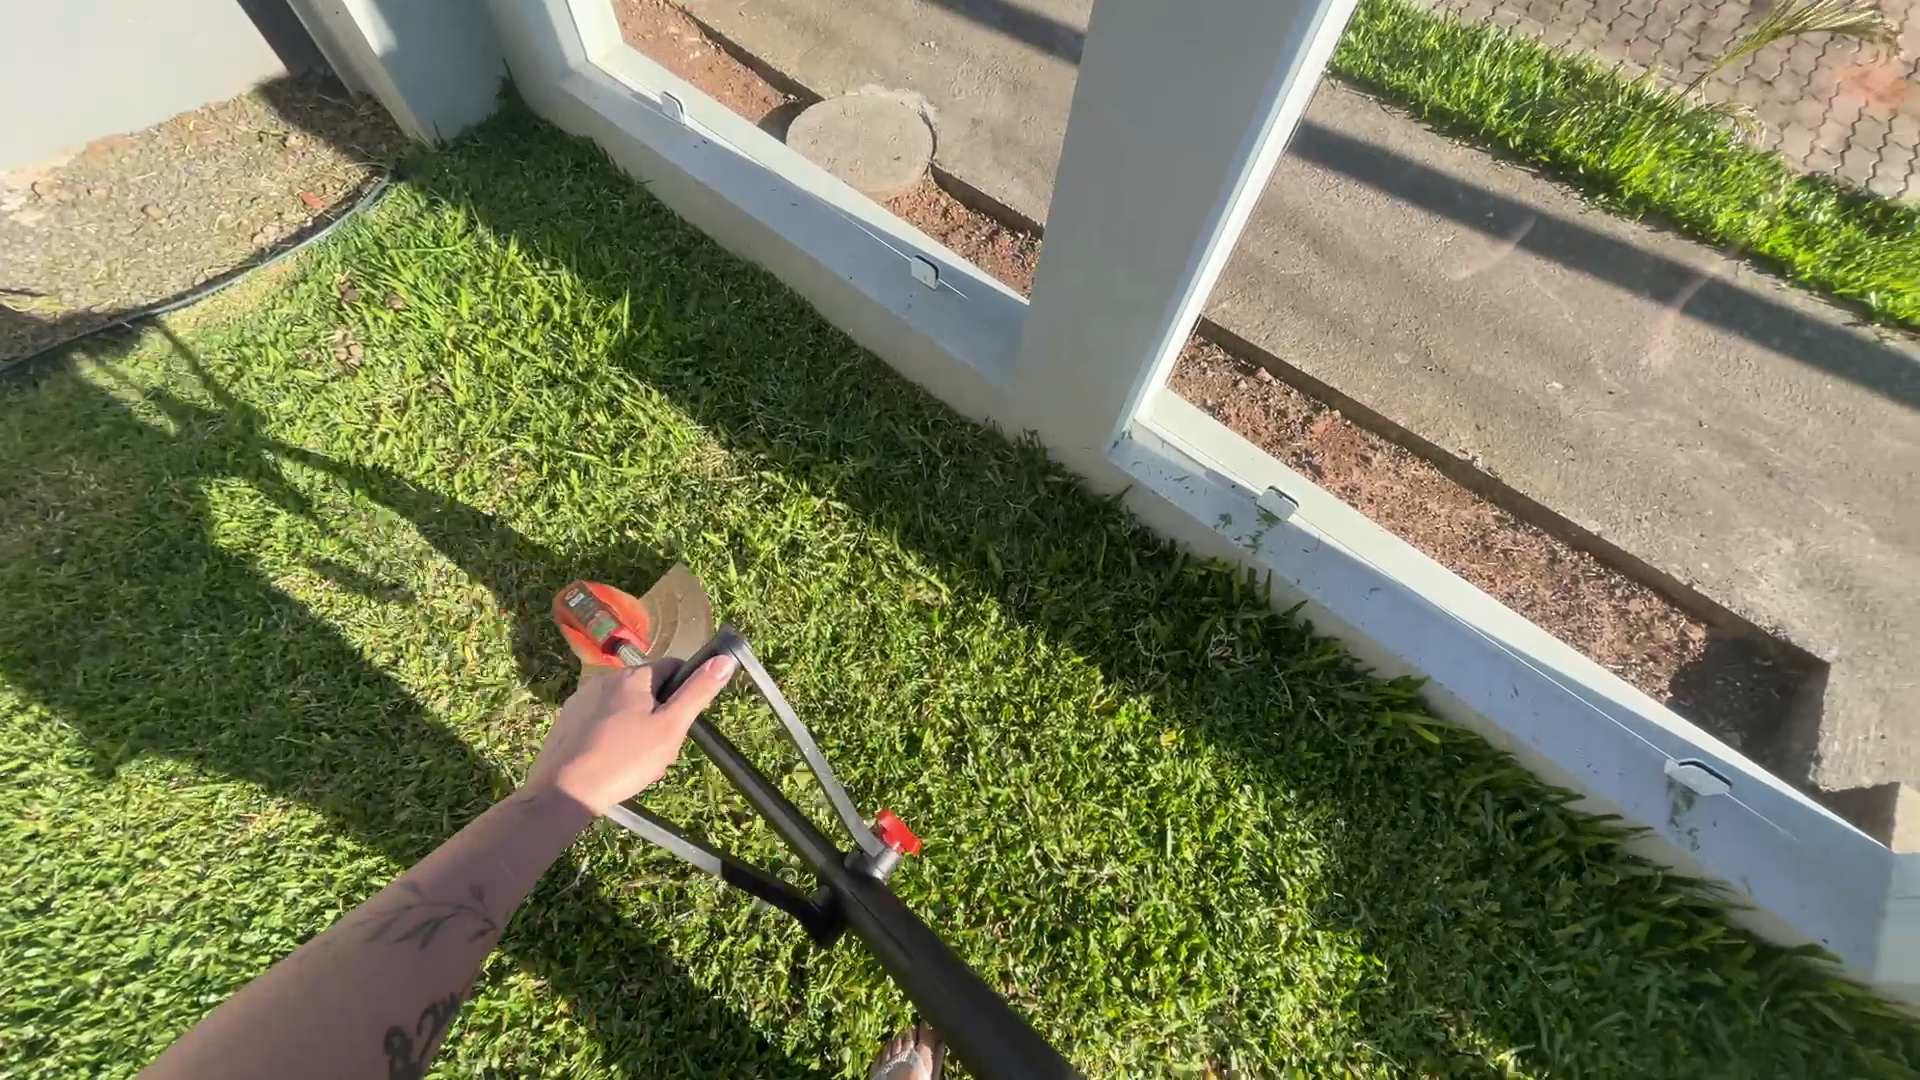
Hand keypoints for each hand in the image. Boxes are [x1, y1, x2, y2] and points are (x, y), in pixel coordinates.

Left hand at [526, 655, 737, 814]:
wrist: (562, 793)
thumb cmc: (625, 758)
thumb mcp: (671, 727)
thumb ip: (698, 691)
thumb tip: (724, 659)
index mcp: (634, 676)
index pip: (674, 666)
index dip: (686, 691)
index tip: (683, 722)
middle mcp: (606, 679)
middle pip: (649, 690)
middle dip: (661, 716)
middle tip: (661, 750)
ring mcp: (583, 699)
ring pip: (626, 707)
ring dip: (638, 727)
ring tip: (637, 762)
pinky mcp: (567, 720)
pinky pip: (602, 721)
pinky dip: (613, 736)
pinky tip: (613, 762)